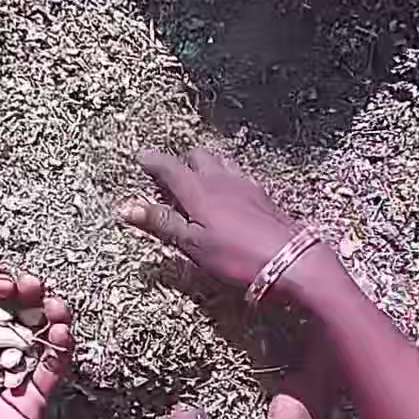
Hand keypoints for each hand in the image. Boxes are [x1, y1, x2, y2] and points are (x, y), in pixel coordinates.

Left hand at [0, 269, 72, 418]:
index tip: (0, 283)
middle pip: (12, 312)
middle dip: (25, 294)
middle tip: (31, 286)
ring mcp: (7, 377)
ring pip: (35, 337)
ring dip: (49, 314)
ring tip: (54, 304)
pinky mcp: (27, 404)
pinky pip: (49, 372)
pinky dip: (59, 350)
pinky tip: (60, 332)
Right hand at [117, 147, 339, 299]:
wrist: (293, 262)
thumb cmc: (237, 257)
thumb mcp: (192, 244)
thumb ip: (162, 223)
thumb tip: (126, 207)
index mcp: (199, 191)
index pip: (170, 168)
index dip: (154, 161)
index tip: (141, 157)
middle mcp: (222, 180)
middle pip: (198, 156)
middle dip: (182, 161)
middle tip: (170, 176)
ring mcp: (246, 186)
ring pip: (221, 163)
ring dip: (206, 166)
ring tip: (198, 180)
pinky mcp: (264, 197)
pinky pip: (239, 176)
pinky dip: (227, 178)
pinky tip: (229, 194)